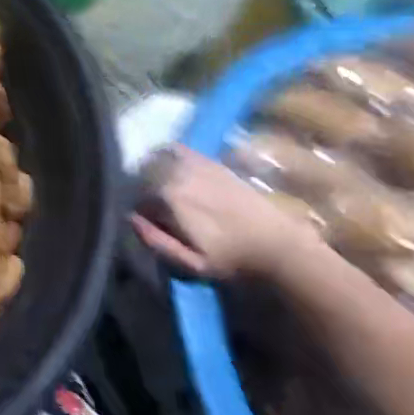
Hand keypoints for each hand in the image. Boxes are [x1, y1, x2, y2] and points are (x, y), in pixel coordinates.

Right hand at [133, 145, 327, 280]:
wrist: (284, 251)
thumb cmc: (234, 260)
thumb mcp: (190, 263)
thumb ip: (154, 241)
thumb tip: (128, 217)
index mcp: (167, 196)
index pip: (133, 194)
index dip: (137, 209)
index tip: (149, 223)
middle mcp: (178, 174)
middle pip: (142, 175)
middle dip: (142, 189)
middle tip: (155, 209)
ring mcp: (197, 166)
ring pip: (156, 161)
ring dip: (152, 172)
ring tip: (160, 189)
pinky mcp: (215, 165)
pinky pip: (180, 151)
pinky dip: (168, 155)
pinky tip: (171, 167)